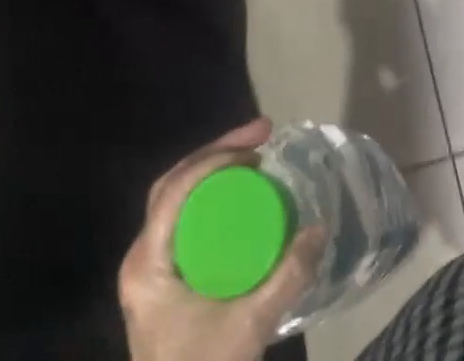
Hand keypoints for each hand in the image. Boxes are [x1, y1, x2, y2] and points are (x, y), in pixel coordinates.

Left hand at [119, 118, 326, 360]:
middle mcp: (143, 258)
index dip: (215, 157)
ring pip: (179, 204)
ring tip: (257, 160)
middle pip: (175, 187)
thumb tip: (320, 228)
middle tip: (263, 137)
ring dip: (216, 175)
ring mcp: (152, 270)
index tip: (259, 142)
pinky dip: (215, 203)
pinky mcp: (166, 282)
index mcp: (148, 263)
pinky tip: (245, 202)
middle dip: (218, 154)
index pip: (175, 190)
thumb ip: (287, 277)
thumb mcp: (249, 325)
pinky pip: (188, 225)